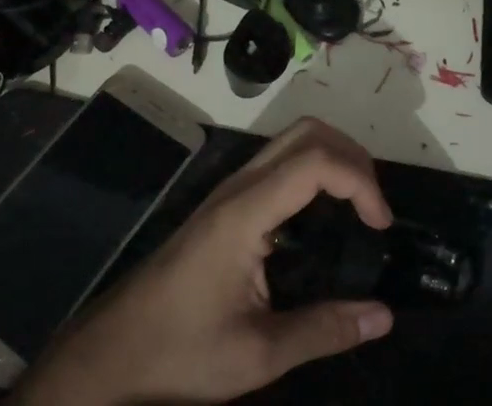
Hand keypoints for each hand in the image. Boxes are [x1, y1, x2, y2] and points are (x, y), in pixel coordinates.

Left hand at [12, 119, 395, 405]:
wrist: (108, 358)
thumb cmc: (178, 354)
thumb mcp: (257, 354)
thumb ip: (323, 331)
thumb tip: (383, 317)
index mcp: (244, 213)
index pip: (315, 161)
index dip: (360, 181)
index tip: (381, 226)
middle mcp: (236, 189)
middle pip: (305, 134)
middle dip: (352, 156)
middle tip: (375, 207)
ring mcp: (226, 194)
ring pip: (288, 143)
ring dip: (332, 159)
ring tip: (359, 209)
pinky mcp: (222, 208)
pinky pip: (276, 166)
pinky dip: (312, 172)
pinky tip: (321, 220)